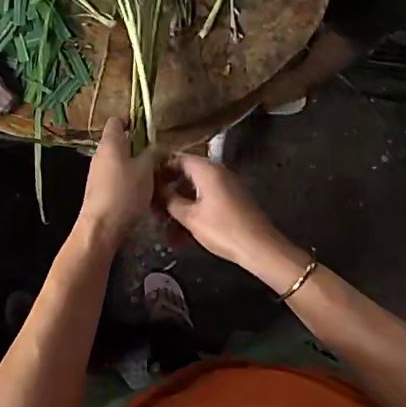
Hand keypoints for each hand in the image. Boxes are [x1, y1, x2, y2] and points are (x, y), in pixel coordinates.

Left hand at [78, 118, 159, 238]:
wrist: (101, 226)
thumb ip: (152, 155)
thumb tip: (157, 147)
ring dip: (134, 165)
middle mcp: (100, 155)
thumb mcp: (146, 170)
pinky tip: (142, 191)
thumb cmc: (124, 192)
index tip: (146, 126)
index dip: (130, 120)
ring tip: (154, 174)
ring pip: (118, 162)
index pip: (116, 121)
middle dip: (137, 146)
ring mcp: (97, 173)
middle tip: (157, 154)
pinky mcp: (98, 190)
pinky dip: (128, 179)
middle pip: (118, 143)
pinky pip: (116, 177)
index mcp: (110, 143)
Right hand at [157, 155, 306, 283]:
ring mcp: (227, 185)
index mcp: (207, 170)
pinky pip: (207, 198)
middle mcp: (218, 172)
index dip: (160, 169)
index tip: (146, 183)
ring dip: (179, 204)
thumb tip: (156, 190)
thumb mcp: (190, 217)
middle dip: (169, 190)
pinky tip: (182, 231)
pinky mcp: (233, 199)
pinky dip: (193, 209)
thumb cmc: (222, 229)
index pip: (177, 159)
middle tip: (152, 206)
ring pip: (196, 189)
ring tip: (165, 224)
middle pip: (187, 174)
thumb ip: (170, 200)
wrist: (259, 248)